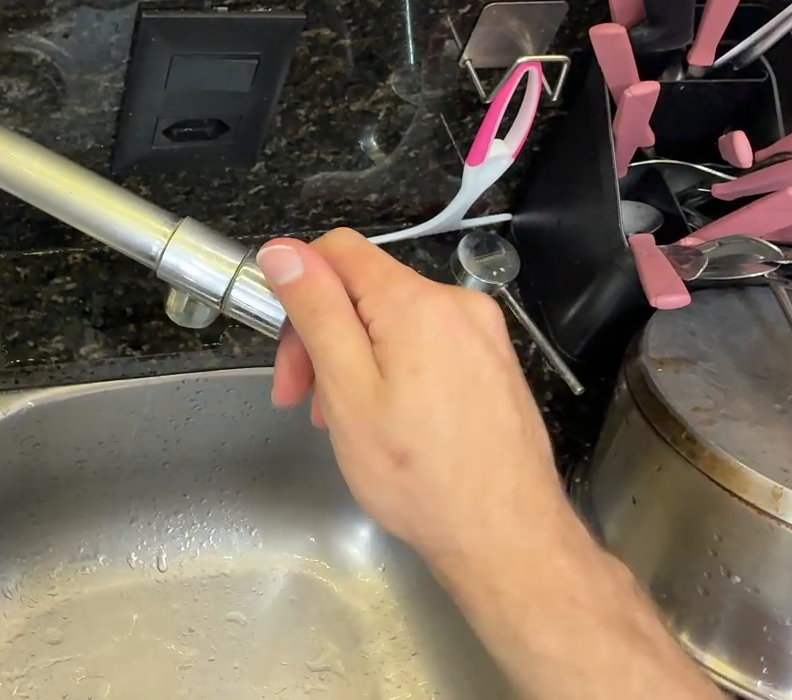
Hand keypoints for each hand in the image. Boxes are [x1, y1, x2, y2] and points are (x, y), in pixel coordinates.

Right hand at [256, 229, 568, 570]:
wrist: (509, 542)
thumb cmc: (418, 475)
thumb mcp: (347, 390)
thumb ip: (315, 311)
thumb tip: (283, 251)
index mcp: (415, 302)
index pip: (338, 249)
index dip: (298, 285)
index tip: (285, 344)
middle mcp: (455, 302)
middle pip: (362, 288)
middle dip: (320, 333)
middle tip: (300, 396)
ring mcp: (480, 331)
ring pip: (389, 317)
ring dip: (351, 355)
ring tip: (340, 417)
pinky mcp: (491, 360)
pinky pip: (423, 341)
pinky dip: (389, 366)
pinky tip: (382, 416)